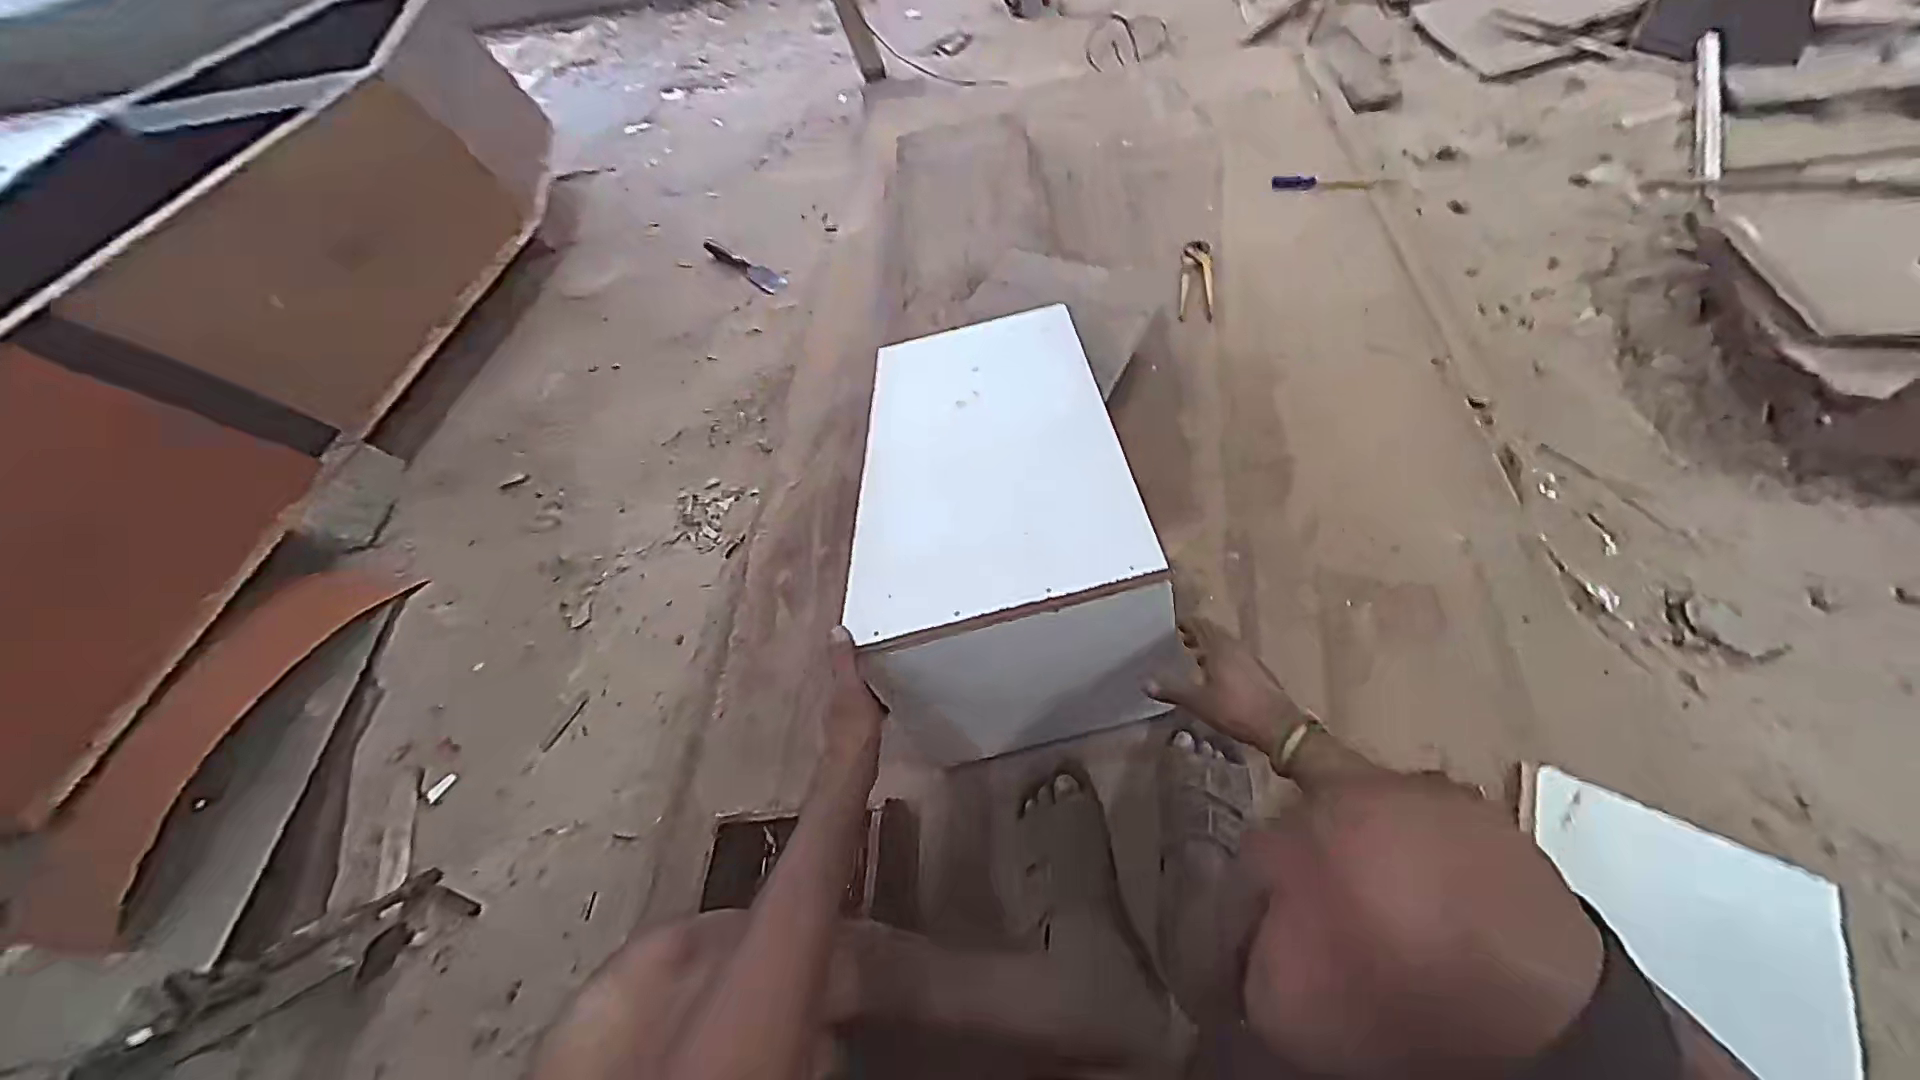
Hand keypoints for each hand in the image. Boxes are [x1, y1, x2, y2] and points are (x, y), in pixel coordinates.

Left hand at [824, 626, 884, 776]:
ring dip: (870, 683)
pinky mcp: (860, 732)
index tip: (865, 633)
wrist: (855, 770)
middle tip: (882, 649)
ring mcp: (848, 718)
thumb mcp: (851, 689)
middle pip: (850, 677)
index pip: (840, 661)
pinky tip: (889, 703)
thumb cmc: (854, 728)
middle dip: (862, 664)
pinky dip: (878, 701)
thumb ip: (843, 661)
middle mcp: (837, 702)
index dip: (849, 647)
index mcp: (835, 688)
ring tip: (889, 671)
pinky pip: (870, 708)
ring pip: (860, 692)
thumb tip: (835, 629)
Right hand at [1146, 617, 1309, 754]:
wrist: (1279, 727)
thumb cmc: (1235, 710)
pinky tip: (1218, 676)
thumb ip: (1172, 690)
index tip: (1173, 628)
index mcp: (1219, 648)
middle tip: (1181, 642)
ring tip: (1195, 658)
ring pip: (1226, 645)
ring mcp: (1250, 659)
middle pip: (1214, 633)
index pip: (1200, 626)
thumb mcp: (1198, 702)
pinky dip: (1223, 659)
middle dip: (1197, 635)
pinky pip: (1236, 657)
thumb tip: (1144, 683)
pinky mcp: (1260, 673)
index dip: (1186, 625)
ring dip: (1211, 648)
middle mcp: (1235, 648)